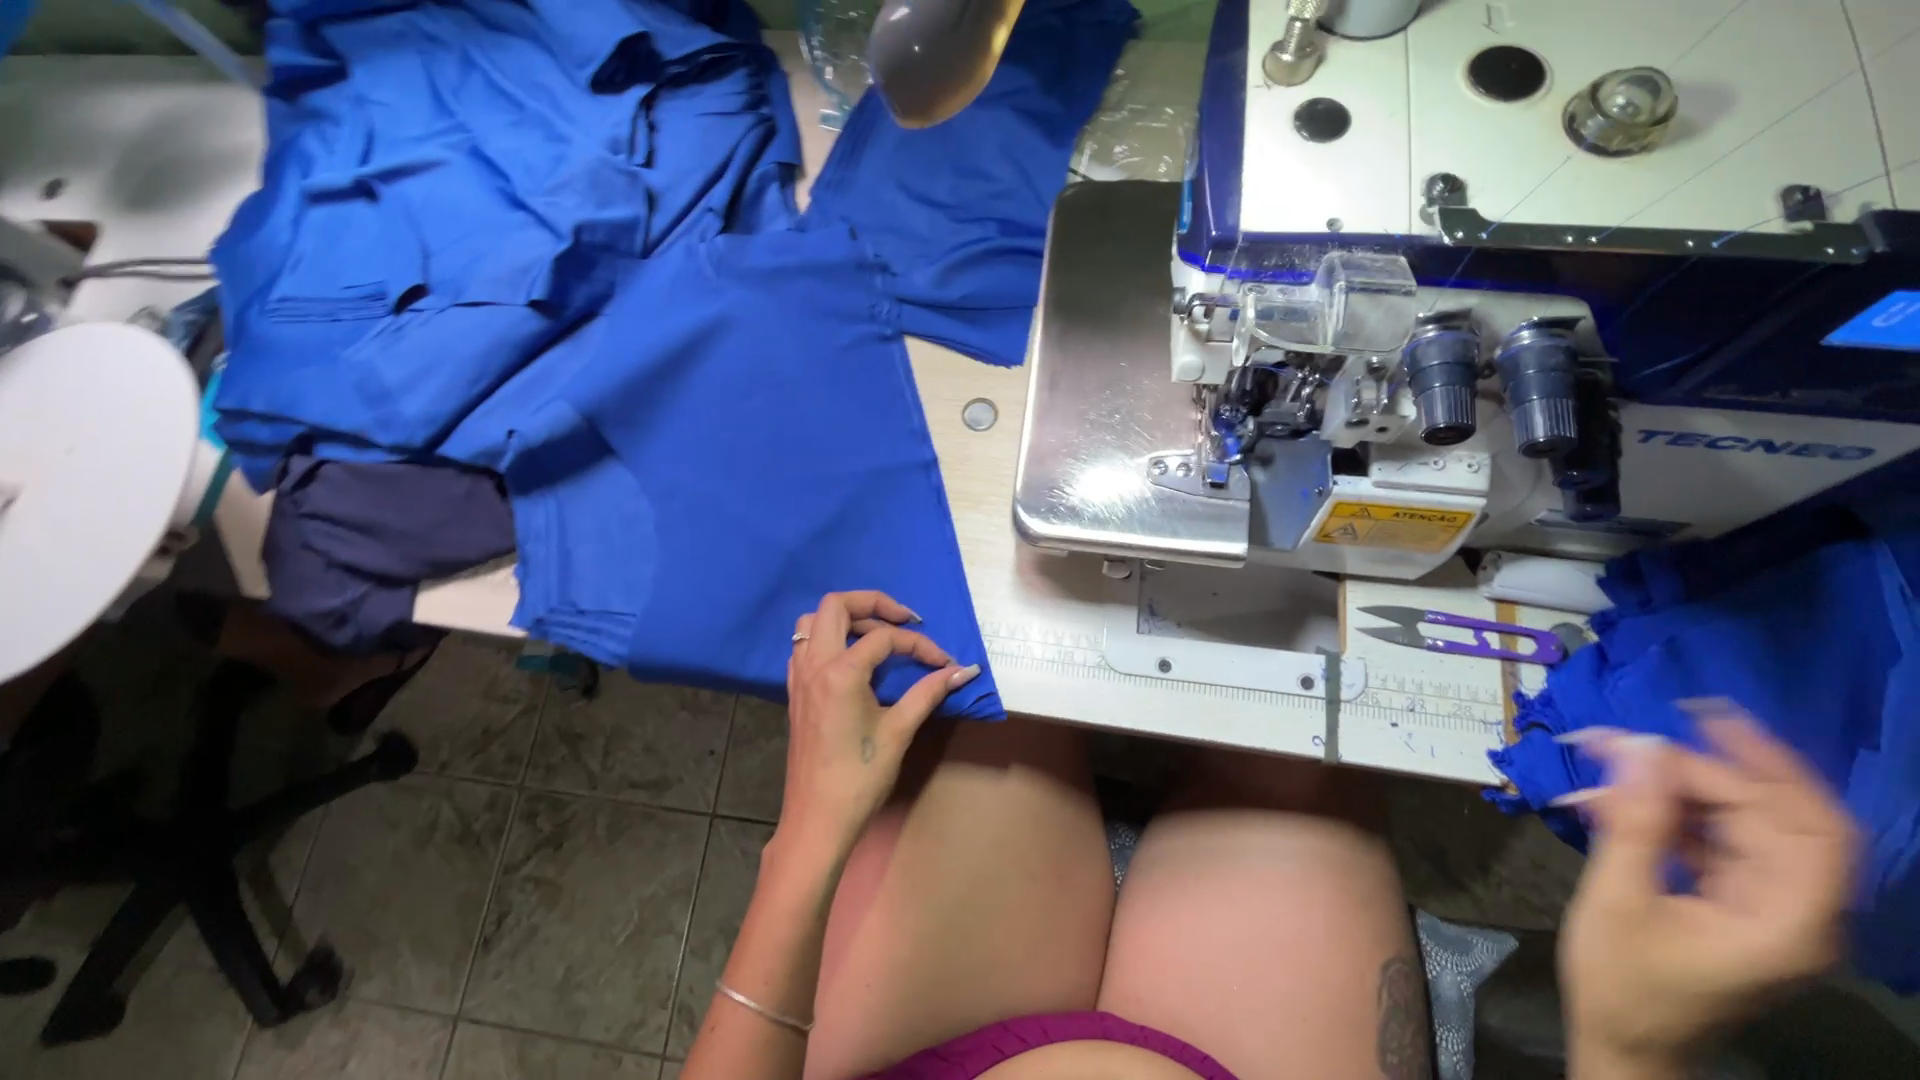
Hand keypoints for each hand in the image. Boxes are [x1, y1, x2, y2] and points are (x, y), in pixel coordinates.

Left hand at [777, 591, 978, 861]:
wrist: (818, 819)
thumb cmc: (860, 778)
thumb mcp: (899, 731)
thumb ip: (928, 693)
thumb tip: (963, 670)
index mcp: (840, 672)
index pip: (884, 638)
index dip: (919, 645)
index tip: (943, 663)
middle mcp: (815, 665)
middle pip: (837, 605)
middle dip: (873, 604)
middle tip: (904, 621)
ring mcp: (799, 678)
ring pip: (813, 622)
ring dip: (845, 618)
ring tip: (877, 635)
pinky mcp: (795, 692)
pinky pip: (805, 647)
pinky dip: (828, 639)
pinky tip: (852, 660)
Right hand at [1559, 702, 1858, 1075]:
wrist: (1621, 1043)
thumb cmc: (1623, 984)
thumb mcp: (1618, 900)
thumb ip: (1634, 823)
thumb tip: (1638, 748)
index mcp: (1787, 919)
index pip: (1810, 825)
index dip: (1770, 764)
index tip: (1706, 717)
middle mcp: (1790, 907)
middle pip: (1762, 815)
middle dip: (1691, 772)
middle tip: (1617, 745)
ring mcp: (1759, 904)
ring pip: (1730, 822)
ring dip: (1667, 789)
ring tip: (1600, 767)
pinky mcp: (1727, 900)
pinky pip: (1705, 840)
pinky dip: (1658, 815)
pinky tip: (1605, 803)